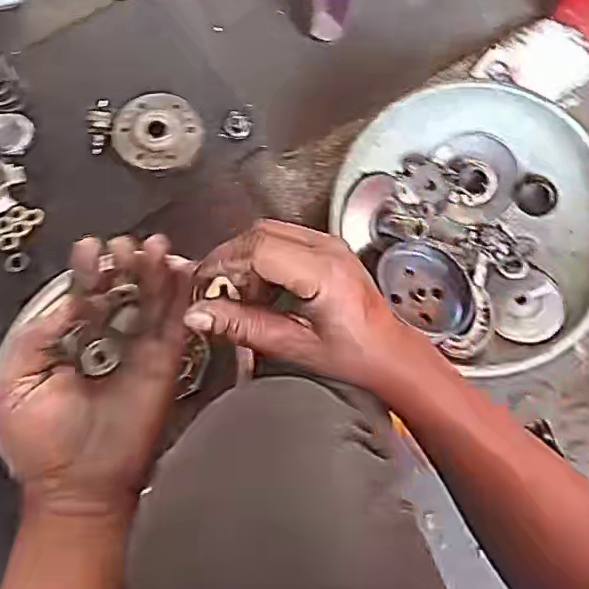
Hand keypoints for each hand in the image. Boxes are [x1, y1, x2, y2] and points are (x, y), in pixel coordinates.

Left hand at [0, 235, 194, 521]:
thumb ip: (35, 337)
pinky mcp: (166, 361)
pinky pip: (175, 322)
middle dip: (123, 264)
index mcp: (67, 339)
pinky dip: (180, 295)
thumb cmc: (40, 444)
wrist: (79, 488)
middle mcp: (105, 337)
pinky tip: (180, 270)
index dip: (86, 271)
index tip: (89, 249)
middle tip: (126, 247)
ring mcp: (138, 347)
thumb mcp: (12, 385)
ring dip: (154, 271)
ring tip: (155, 248)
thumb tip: (70, 301)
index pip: (79, 295)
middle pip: (119, 289)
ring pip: (149, 299)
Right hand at [184, 220, 443, 397]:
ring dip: (245, 260)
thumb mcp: (293, 346)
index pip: (258, 250)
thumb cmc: (355, 355)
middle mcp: (328, 249)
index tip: (205, 286)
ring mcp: (330, 244)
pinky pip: (283, 238)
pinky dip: (262, 259)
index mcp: (324, 273)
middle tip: (216, 292)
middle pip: (260, 234)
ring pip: (269, 232)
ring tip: (243, 297)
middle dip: (230, 261)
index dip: (223, 265)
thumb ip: (243, 327)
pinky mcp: (327, 248)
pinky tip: (263, 290)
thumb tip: (200, 314)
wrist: (388, 352)